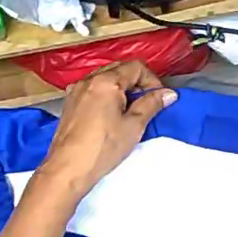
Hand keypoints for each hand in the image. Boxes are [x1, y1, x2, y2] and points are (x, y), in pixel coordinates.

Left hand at [36, 61, 175, 200]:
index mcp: (106, 82)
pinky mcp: (69, 103)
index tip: (158, 99)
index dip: (152, 80)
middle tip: (148, 103)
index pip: (136, 67)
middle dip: (138, 82)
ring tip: (131, 110)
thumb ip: (152, 103)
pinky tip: (112, 114)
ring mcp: (76, 91)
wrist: (68, 169)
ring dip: (122, 88)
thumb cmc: (104, 146)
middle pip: (120, 69)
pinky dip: (107, 94)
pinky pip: (93, 89)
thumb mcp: (134, 125)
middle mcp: (88, 80)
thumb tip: (169, 93)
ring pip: (106, 78)